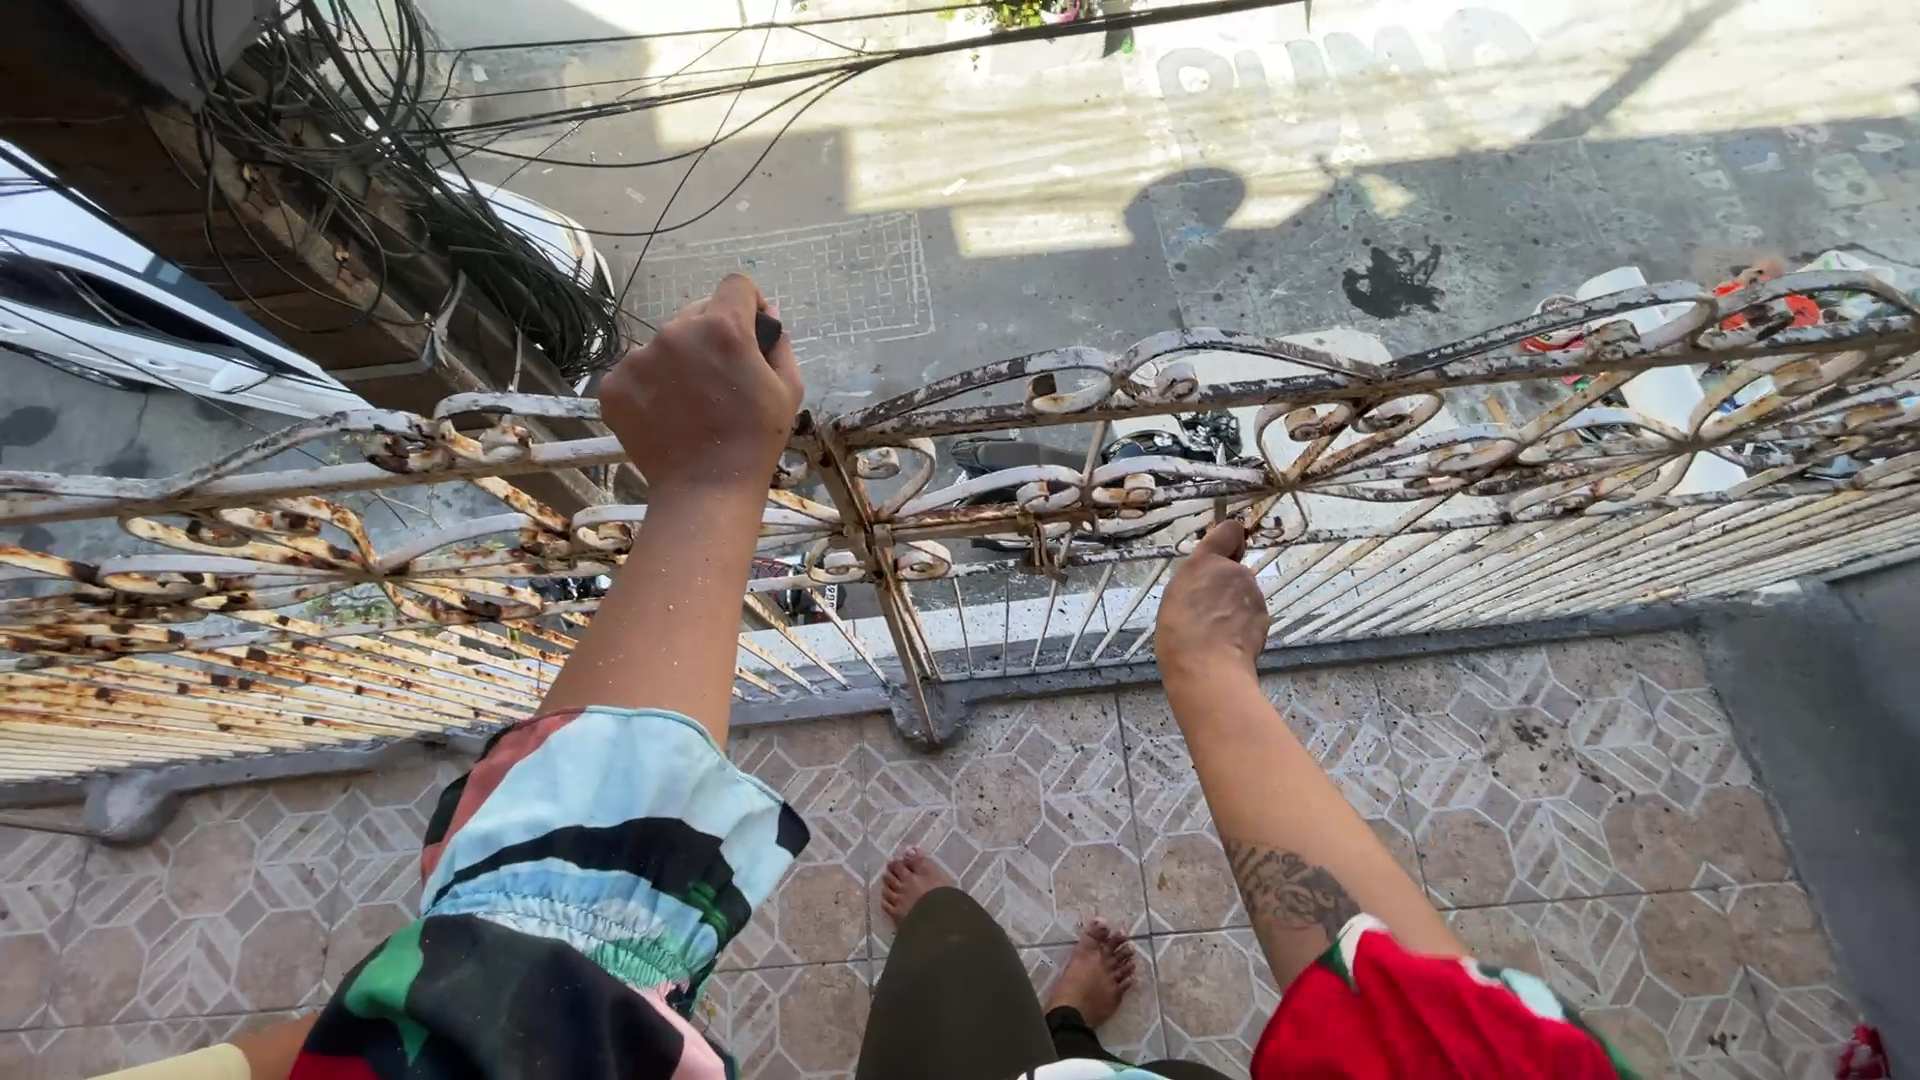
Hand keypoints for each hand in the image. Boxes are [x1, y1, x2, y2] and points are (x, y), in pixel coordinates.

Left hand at [598, 273, 802, 501]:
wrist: (705, 488)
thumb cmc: (756, 441)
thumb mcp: (789, 390)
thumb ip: (778, 343)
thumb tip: (765, 315)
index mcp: (723, 329)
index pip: (736, 285)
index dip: (748, 304)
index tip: (751, 329)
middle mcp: (675, 332)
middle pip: (697, 313)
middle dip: (713, 336)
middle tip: (722, 381)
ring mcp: (638, 357)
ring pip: (666, 344)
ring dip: (680, 362)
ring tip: (692, 404)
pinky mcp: (613, 383)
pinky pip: (637, 371)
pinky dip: (652, 387)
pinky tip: (667, 415)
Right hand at [1155, 520, 1267, 683]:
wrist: (1207, 666)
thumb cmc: (1178, 632)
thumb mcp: (1176, 595)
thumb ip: (1197, 581)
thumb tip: (1210, 586)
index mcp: (1205, 562)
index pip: (1230, 530)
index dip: (1229, 541)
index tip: (1223, 556)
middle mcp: (1234, 571)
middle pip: (1235, 569)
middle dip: (1227, 584)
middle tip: (1209, 610)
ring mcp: (1253, 593)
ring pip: (1245, 593)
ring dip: (1236, 606)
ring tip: (1218, 630)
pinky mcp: (1265, 615)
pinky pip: (1254, 614)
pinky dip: (1245, 624)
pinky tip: (1231, 641)